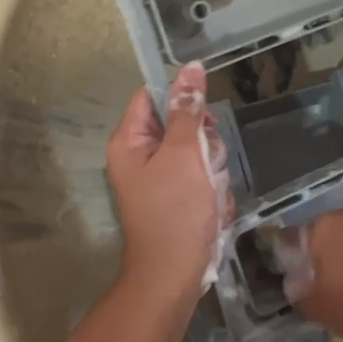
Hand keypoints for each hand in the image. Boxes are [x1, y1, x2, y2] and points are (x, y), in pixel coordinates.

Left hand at [105, 63, 231, 305]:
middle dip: (205, 144)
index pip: (153, 96)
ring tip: (210, 193)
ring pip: (198, 152)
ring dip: (213, 171)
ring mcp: (159, 179)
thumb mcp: (185, 154)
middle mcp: (139, 156)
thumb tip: (191, 67)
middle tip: (207, 163)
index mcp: (129, 141)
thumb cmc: (175, 211)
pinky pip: (202, 179)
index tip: (205, 115)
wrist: (175, 274)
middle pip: (181, 124)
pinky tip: (212, 209)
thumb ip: (189, 110)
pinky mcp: (177, 199)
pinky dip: (212, 192)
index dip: (181, 98)